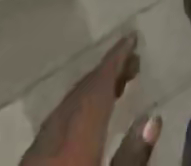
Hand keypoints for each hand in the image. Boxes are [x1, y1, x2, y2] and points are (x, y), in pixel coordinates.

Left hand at [20, 35, 159, 165]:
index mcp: (75, 141)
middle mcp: (52, 140)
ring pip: (65, 110)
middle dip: (106, 72)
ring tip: (117, 85)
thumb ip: (132, 158)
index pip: (97, 88)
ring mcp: (36, 156)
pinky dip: (76, 111)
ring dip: (91, 91)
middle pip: (80, 95)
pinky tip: (85, 122)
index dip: (115, 59)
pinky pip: (56, 125)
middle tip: (134, 60)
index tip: (133, 37)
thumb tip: (154, 117)